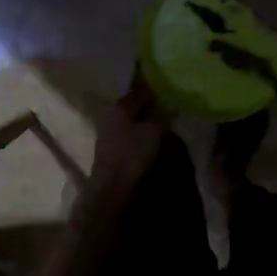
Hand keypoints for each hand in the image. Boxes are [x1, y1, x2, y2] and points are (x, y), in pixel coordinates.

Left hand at [88, 73, 169, 193]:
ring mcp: (107, 131)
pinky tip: (146, 138)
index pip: (141, 90)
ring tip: (160, 125)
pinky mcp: (108, 146)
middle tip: (167, 110)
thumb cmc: (133, 154)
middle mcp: (111, 114)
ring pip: (130, 119)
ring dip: (144, 120)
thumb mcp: (153, 130)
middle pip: (134, 105)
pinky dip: (138, 132)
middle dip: (149, 106)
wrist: (111, 185)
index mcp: (121, 106)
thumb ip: (158, 113)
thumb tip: (163, 103)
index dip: (156, 92)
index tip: (169, 94)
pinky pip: (127, 132)